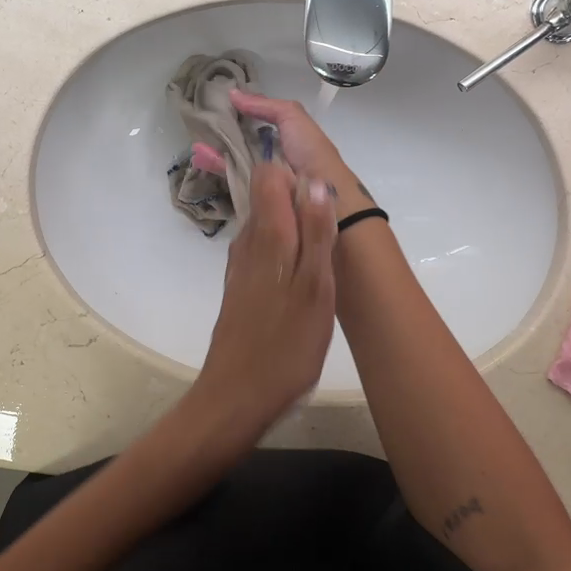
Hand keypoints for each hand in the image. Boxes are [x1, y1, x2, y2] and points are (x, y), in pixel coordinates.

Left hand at [191, 160, 338, 429]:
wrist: (237, 397)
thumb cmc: (286, 345)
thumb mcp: (316, 287)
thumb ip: (316, 232)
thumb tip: (315, 181)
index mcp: (267, 234)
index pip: (268, 173)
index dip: (295, 175)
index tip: (323, 199)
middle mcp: (247, 241)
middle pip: (269, 197)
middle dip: (301, 203)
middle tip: (333, 236)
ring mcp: (241, 265)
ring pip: (268, 225)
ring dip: (296, 231)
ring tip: (325, 261)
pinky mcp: (242, 287)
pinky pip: (265, 250)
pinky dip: (286, 254)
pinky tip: (304, 283)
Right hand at [192, 90, 373, 220]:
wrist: (325, 201)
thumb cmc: (311, 155)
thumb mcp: (294, 119)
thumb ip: (265, 106)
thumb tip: (233, 93)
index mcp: (285, 142)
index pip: (255, 128)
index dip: (236, 119)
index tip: (214, 112)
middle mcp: (273, 161)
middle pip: (241, 147)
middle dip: (221, 138)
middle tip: (198, 129)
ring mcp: (263, 182)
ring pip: (234, 165)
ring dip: (215, 155)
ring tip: (195, 146)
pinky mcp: (254, 202)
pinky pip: (232, 184)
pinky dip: (217, 172)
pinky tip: (201, 162)